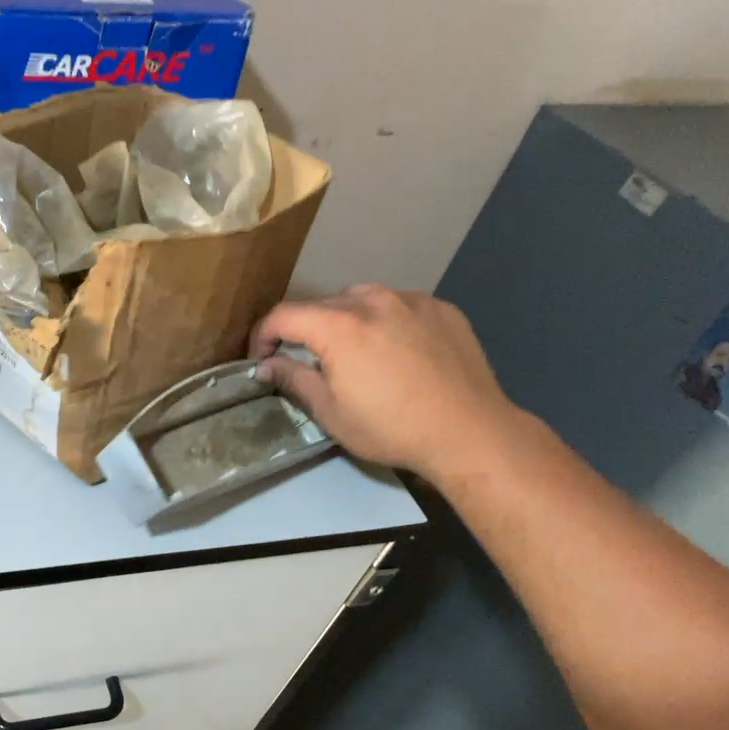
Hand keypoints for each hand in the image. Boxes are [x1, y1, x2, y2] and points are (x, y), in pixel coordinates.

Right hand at [249, 284, 521, 481]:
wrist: (468, 430)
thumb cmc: (390, 428)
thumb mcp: (330, 411)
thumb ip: (293, 379)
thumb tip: (265, 365)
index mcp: (339, 325)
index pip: (283, 315)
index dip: (262, 336)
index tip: (260, 360)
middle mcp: (374, 300)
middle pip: (322, 305)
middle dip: (305, 330)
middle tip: (305, 361)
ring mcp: (412, 300)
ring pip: (362, 299)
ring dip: (345, 321)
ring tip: (351, 352)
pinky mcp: (442, 309)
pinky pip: (399, 306)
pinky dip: (384, 322)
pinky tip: (393, 352)